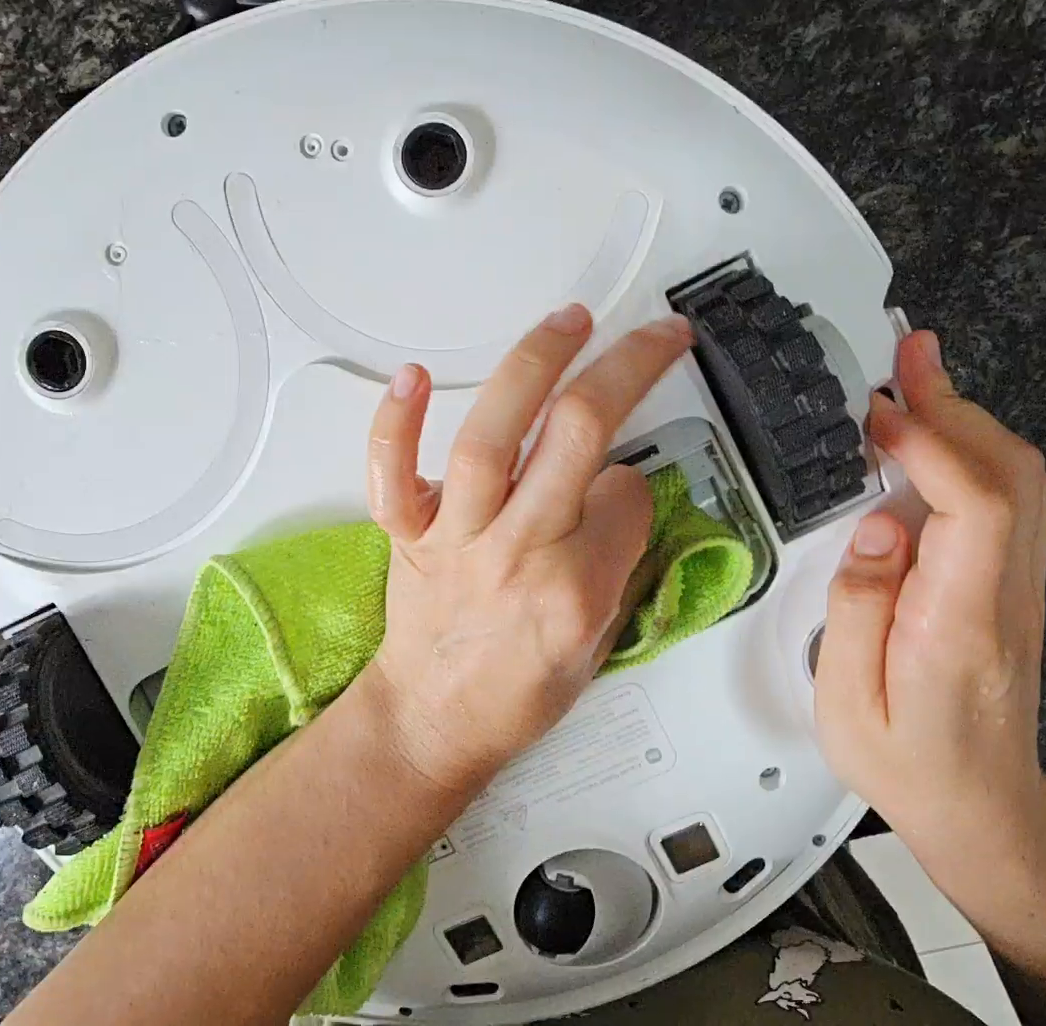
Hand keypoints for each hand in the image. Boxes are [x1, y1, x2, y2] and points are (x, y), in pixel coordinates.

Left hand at [361, 304, 694, 794]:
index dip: (634, 476)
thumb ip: (616, 560)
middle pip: (578, 437)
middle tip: (653, 335)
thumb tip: (615, 490)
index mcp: (579, 587)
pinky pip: (392, 476)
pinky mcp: (409, 535)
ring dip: (534, 366)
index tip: (622, 479)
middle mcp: (520, 552)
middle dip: (626, 369)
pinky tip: (414, 376)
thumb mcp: (599, 641)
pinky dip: (397, 425)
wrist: (434, 722)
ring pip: (493, 439)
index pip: (627, 494)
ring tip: (569, 323)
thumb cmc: (517, 694)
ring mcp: (458, 539)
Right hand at [812, 330, 1045, 858]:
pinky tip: (938, 434)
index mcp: (959, 623)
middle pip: (1010, 475)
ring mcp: (1019, 585)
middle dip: (956, 403)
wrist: (978, 804)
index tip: (881, 412)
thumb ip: (859, 609)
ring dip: (968, 418)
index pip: (977, 508)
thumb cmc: (908, 761)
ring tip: (918, 376)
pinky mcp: (1011, 582)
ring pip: (1021, 478)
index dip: (934, 444)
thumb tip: (878, 528)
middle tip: (908, 353)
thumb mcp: (848, 703)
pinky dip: (976, 448)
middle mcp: (1005, 593)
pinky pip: (1013, 497)